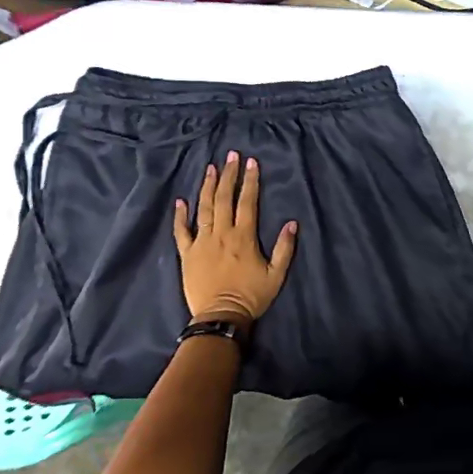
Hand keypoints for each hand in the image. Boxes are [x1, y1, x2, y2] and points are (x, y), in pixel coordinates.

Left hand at [173, 151, 297, 330]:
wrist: (220, 317)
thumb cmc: (251, 297)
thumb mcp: (276, 275)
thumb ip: (284, 248)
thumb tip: (292, 223)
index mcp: (243, 236)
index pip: (247, 202)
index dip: (250, 181)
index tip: (251, 162)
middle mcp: (221, 233)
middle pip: (224, 198)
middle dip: (229, 175)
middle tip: (231, 155)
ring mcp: (201, 242)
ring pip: (204, 208)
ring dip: (208, 187)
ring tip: (211, 168)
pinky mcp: (187, 254)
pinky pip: (181, 231)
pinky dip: (180, 216)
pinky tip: (180, 201)